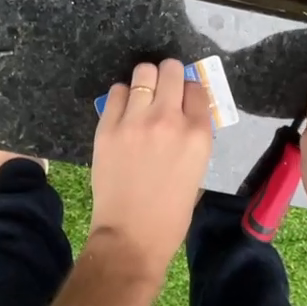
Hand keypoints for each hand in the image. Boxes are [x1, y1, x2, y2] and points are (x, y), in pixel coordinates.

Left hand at [89, 59, 214, 280]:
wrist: (131, 236)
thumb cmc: (171, 213)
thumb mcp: (197, 171)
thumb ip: (193, 137)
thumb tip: (184, 113)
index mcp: (198, 134)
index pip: (197, 87)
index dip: (190, 91)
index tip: (183, 98)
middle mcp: (169, 119)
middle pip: (171, 69)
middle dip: (169, 75)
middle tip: (163, 89)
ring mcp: (136, 120)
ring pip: (142, 72)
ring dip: (145, 81)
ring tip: (141, 97)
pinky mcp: (108, 126)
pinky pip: (116, 92)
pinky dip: (121, 97)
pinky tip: (123, 112)